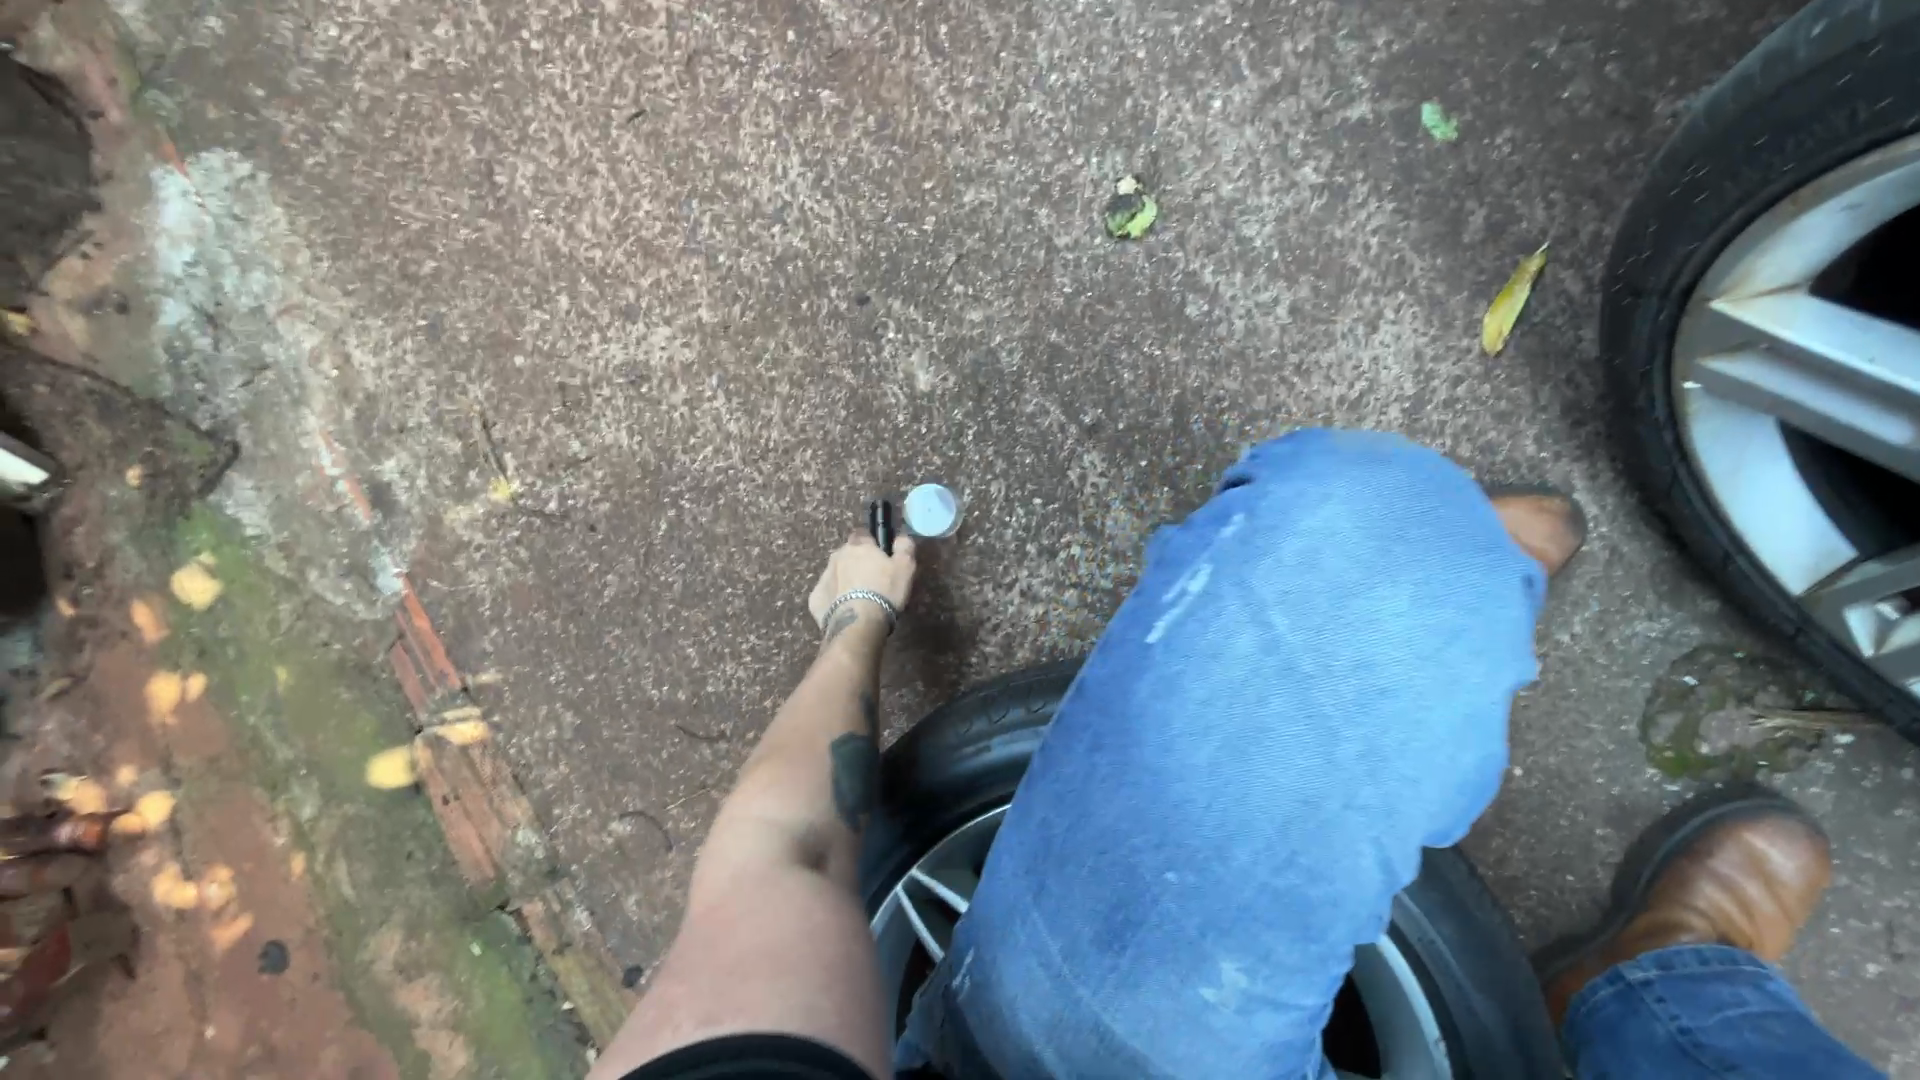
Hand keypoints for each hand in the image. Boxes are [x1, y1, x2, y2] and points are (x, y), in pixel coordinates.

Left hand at [807, 530, 917, 629]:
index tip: (878, 554)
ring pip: (835, 573)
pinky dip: (835, 599)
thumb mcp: (906, 567)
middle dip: (856, 562)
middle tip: (871, 579)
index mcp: (858, 546)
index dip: (870, 543)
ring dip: (844, 579)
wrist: (859, 622)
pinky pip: (827, 594)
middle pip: (847, 554)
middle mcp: (837, 556)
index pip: (862, 534)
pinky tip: (845, 610)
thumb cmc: (884, 591)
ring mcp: (824, 577)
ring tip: (858, 597)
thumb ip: (904, 547)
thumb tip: (900, 537)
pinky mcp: (816, 598)